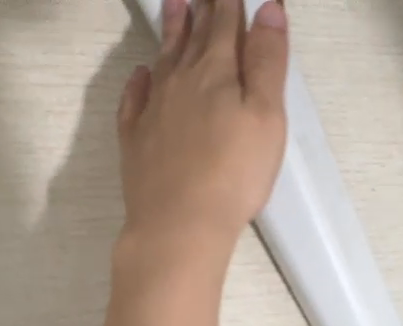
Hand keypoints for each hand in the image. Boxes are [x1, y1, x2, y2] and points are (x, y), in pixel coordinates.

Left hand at [117, 0, 289, 249]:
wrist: (178, 226)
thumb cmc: (233, 176)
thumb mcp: (266, 118)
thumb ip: (267, 62)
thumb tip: (268, 8)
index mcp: (216, 72)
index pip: (225, 25)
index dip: (230, 2)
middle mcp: (180, 81)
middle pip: (193, 37)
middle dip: (200, 9)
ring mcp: (153, 110)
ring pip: (163, 60)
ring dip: (171, 33)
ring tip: (173, 7)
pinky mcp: (136, 141)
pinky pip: (134, 100)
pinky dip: (139, 83)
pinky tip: (141, 76)